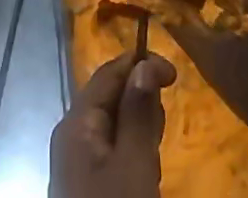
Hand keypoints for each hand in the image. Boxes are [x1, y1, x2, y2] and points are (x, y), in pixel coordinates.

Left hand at [49, 49, 176, 197]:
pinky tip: (145, 168)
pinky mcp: (86, 182)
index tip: (175, 71)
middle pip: (108, 97)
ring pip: (112, 125)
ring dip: (138, 127)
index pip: (106, 75)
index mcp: (76, 120)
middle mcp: (72, 132)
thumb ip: (137, 115)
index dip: (138, 65)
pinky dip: (132, 150)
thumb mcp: (133, 165)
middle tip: (163, 125)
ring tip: (154, 152)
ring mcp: (77, 159)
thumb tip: (144, 66)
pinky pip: (111, 151)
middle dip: (139, 100)